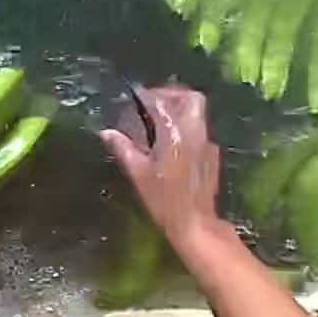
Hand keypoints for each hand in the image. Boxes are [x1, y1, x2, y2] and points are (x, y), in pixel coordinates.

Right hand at [99, 85, 225, 249]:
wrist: (195, 223)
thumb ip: (123, 148)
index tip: (134, 94)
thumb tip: (107, 132)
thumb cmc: (163, 200)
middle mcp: (195, 133)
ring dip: (178, 108)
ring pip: (196, 112)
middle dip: (171, 94)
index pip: (163, 102)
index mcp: (175, 134)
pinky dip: (183, 125)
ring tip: (156, 119)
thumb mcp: (137, 173)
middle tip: (151, 101)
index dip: (148, 94)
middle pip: (190, 98)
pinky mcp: (210, 155)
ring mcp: (206, 143)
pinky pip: (197, 129)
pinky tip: (167, 141)